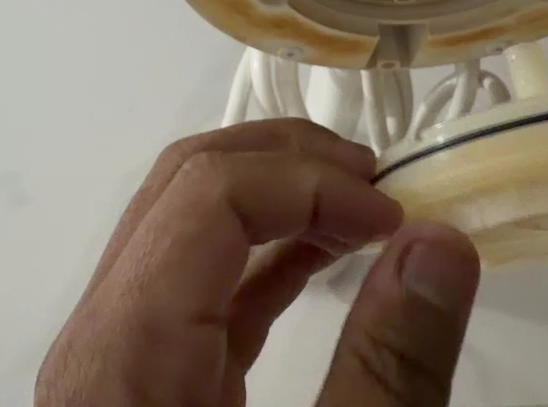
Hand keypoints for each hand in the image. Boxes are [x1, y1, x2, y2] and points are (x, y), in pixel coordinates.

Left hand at [38, 118, 481, 406]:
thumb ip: (391, 371)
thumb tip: (441, 245)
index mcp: (128, 349)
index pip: (209, 193)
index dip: (307, 180)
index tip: (394, 214)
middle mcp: (105, 333)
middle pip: (186, 185)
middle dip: (287, 162)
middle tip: (377, 182)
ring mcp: (116, 356)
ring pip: (188, 223)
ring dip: (277, 197)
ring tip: (362, 208)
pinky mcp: (144, 383)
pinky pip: (202, 286)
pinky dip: (266, 254)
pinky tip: (325, 256)